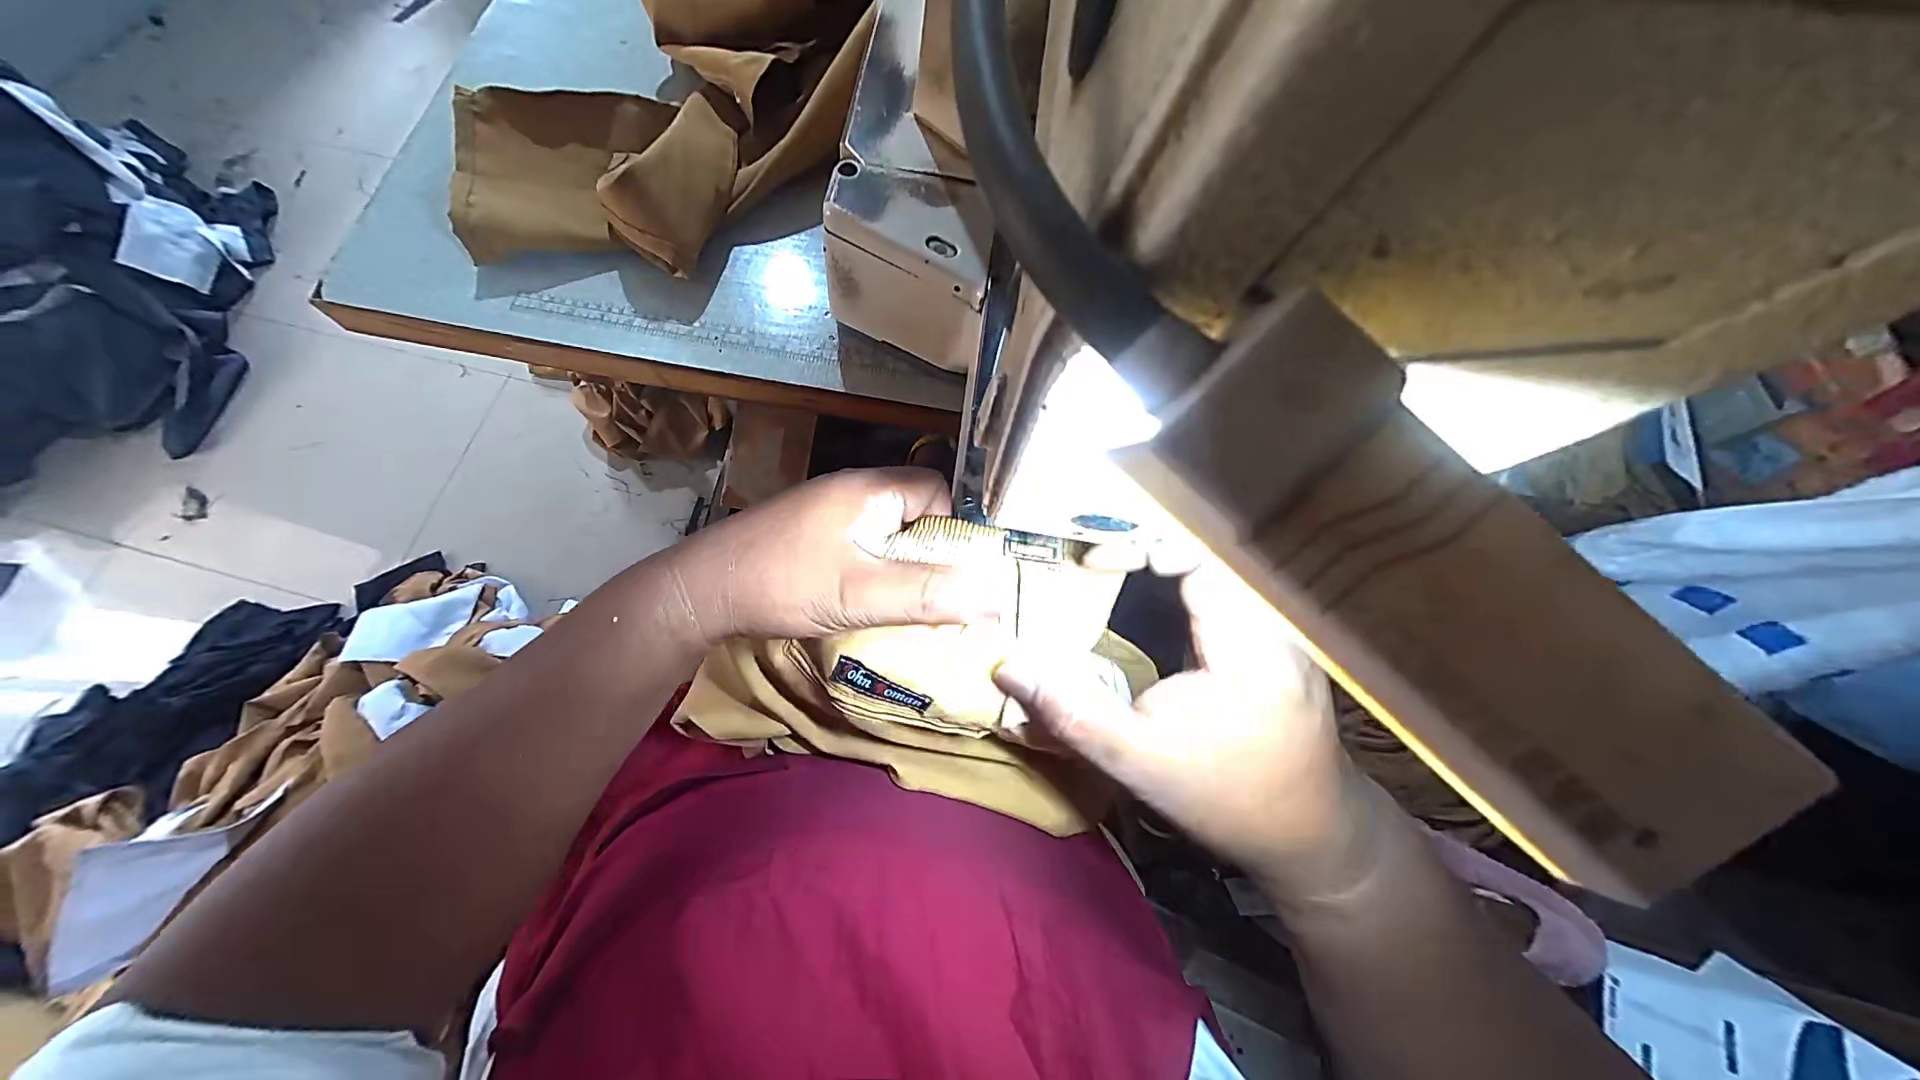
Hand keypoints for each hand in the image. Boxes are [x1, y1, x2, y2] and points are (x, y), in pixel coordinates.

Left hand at [660, 467, 1004, 642]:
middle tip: (921, 593)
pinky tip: (855, 594)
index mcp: (868, 489)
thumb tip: (991, 599)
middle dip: (922, 551)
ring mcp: (823, 508)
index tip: (943, 571)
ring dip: (894, 561)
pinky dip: (867, 565)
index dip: (949, 528)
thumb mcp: (861, 594)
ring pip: (883, 528)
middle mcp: (849, 488)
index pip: (935, 489)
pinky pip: (857, 539)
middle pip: (911, 509)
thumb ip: (925, 594)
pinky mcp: (805, 529)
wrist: (701, 589)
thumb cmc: (784, 584)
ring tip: (890, 599)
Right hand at [994, 557, 1387, 907]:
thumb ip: (1072, 713)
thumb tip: (1008, 669)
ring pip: (1217, 573)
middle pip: (1204, 556)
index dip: (1139, 545)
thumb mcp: (1138, 762)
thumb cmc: (1226, 799)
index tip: (1091, 565)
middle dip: (1142, 551)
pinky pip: (1228, 595)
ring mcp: (1283, 632)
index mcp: (1247, 645)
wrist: (1312, 835)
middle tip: (1092, 566)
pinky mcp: (1280, 643)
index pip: (1196, 558)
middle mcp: (1273, 625)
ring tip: (1112, 575)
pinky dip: (1184, 589)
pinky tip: (1155, 608)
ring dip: (1162, 567)